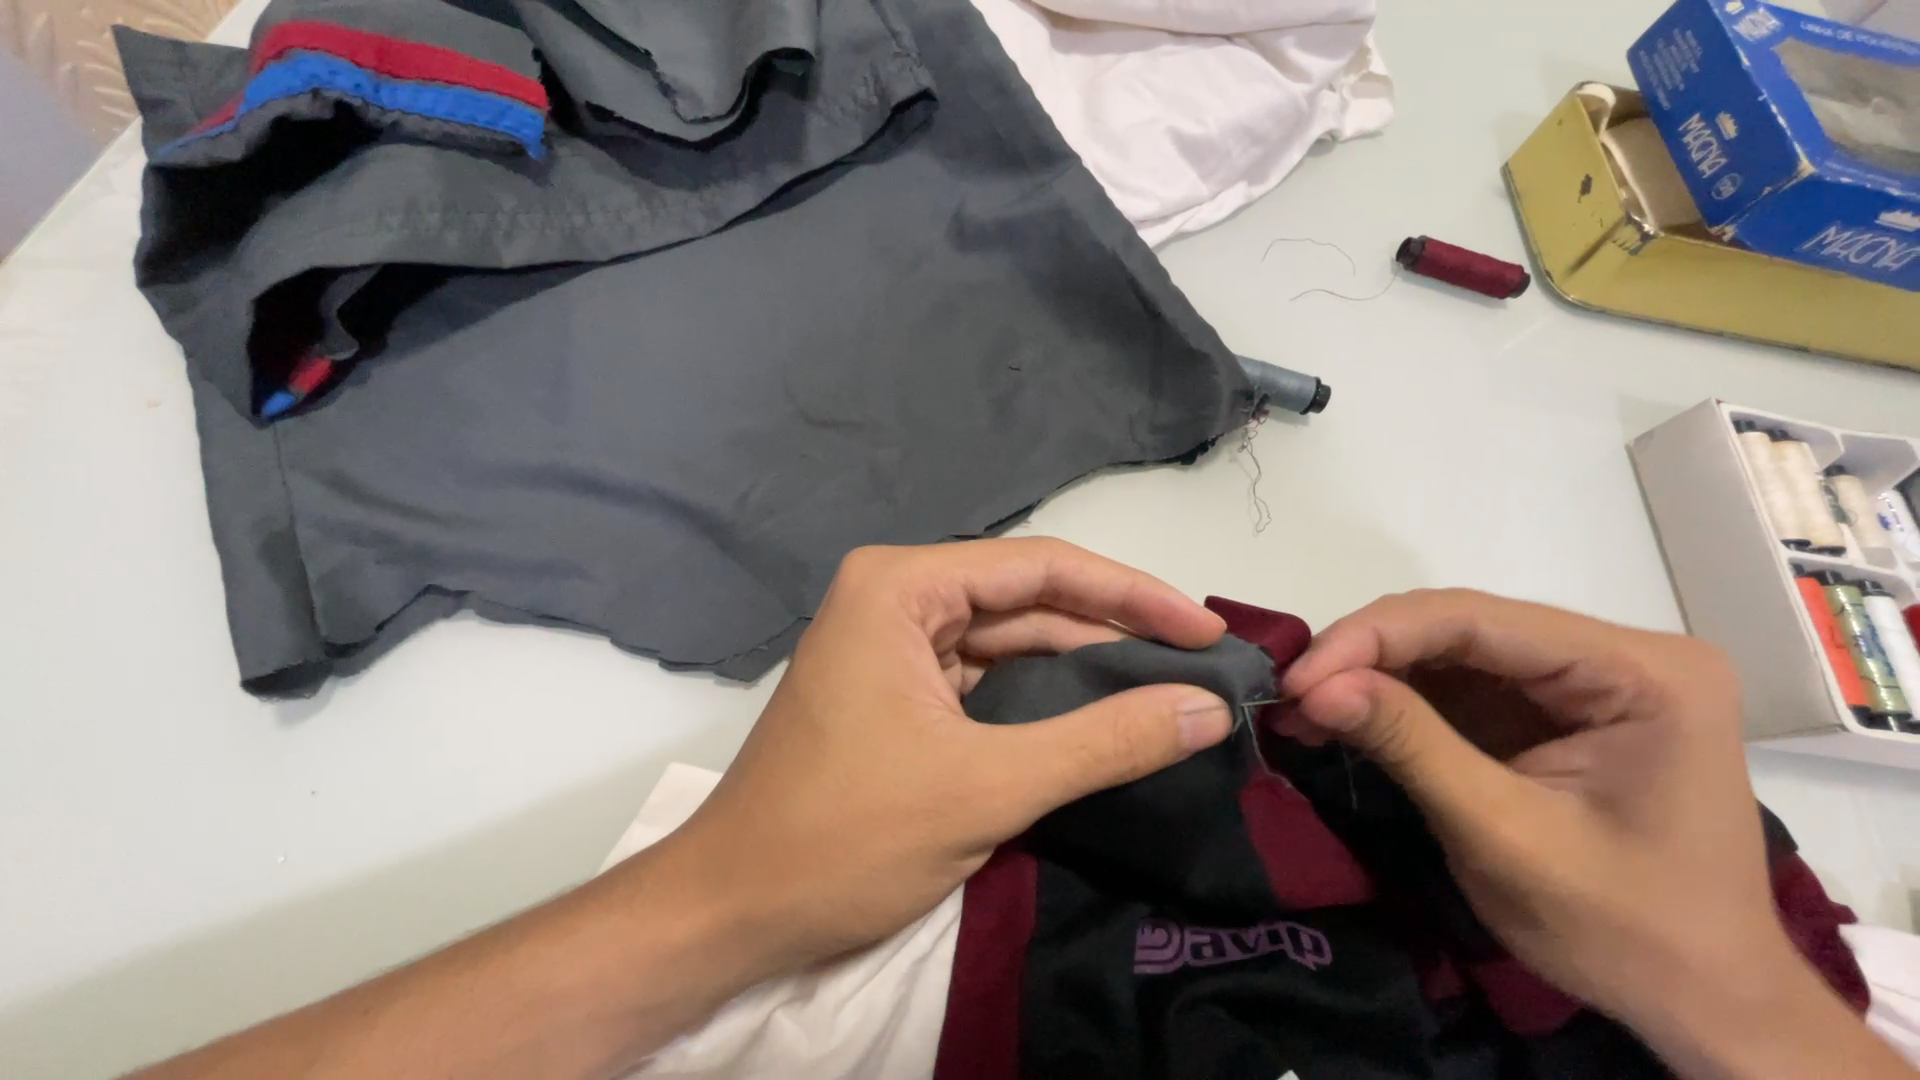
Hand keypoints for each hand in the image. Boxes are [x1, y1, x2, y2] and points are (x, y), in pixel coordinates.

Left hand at [634, 538, 1234, 980]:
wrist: (734, 911)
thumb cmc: (846, 837)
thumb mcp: (988, 787)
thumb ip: (1104, 741)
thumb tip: (1207, 708)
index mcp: (900, 586)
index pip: (1040, 569)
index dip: (1132, 595)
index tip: (1206, 629)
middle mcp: (894, 597)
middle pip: (1026, 600)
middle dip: (1110, 630)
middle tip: (1199, 661)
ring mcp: (893, 646)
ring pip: (1008, 642)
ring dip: (1081, 666)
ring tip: (1166, 687)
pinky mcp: (896, 693)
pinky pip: (984, 680)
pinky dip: (1041, 698)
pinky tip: (1097, 714)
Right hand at [1274, 589, 1911, 1078]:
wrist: (1699, 1001)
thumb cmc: (1623, 928)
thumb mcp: (1504, 835)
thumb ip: (1410, 745)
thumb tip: (1309, 686)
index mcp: (1640, 672)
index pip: (1479, 619)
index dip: (1373, 637)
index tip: (1296, 679)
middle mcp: (1615, 654)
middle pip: (1459, 625)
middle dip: (1366, 655)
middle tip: (1291, 695)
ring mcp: (1580, 679)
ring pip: (1446, 648)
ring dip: (1368, 675)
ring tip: (1303, 710)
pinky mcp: (1546, 708)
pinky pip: (1453, 683)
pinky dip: (1390, 700)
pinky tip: (1341, 718)